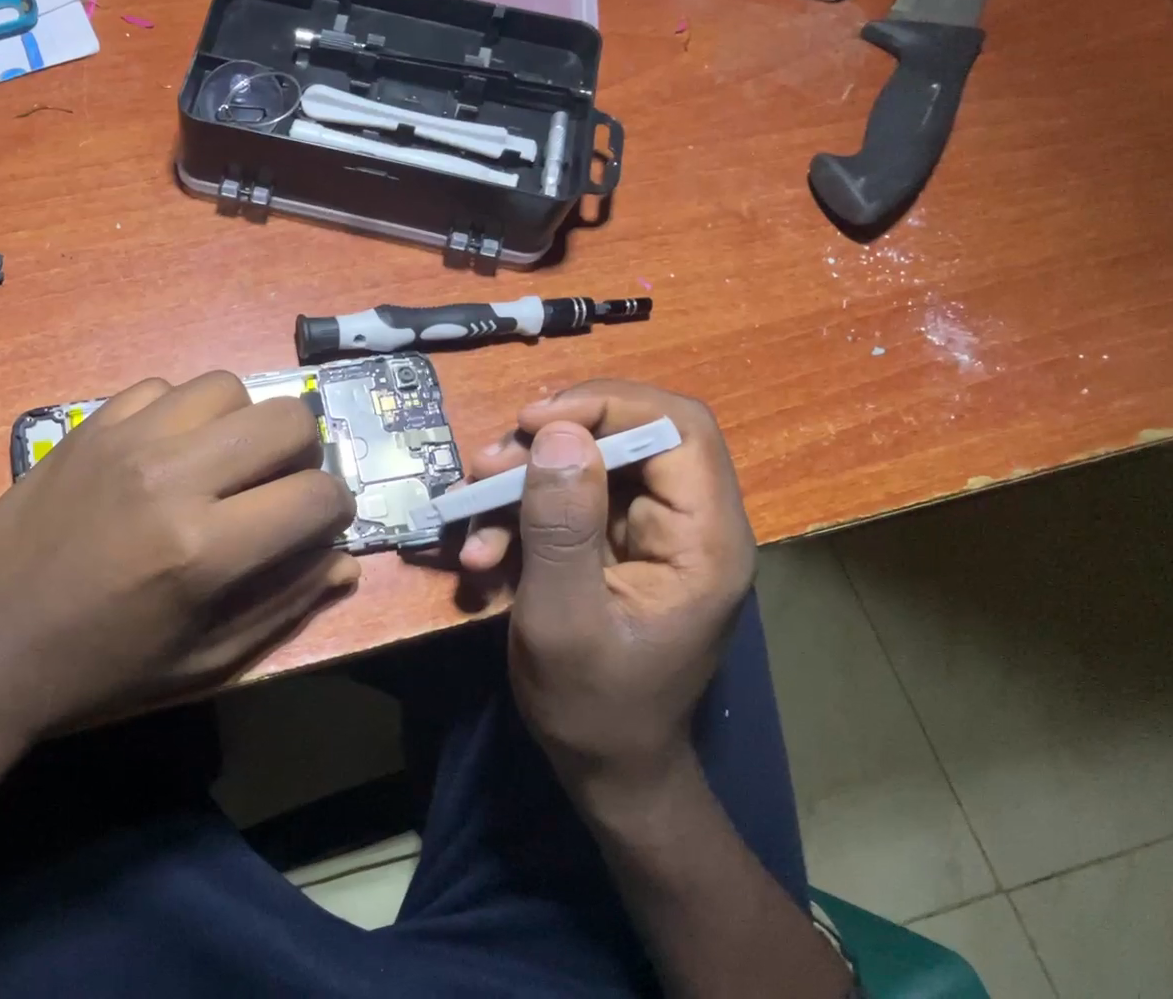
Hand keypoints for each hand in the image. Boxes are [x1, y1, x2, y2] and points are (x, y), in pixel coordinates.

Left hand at [0, 371, 357, 741]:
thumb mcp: (203, 660)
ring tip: (219, 470)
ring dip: (242, 427)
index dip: (335, 513)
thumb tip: (346, 561)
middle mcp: (172, 476)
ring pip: (226, 388)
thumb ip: (285, 605)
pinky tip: (163, 459)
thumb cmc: (100, 672)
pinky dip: (181, 417)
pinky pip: (162, 389)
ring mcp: (125, 441)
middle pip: (287, 418)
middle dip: (302, 457)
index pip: (318, 495)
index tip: (317, 529)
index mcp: (206, 549)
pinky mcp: (86, 427)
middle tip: (275, 494)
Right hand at [460, 381, 755, 798]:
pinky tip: (481, 555)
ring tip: (469, 515)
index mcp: (703, 541)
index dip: (607, 404)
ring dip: (522, 484)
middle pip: (628, 439)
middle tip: (485, 467)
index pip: (678, 429)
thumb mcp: (562, 619)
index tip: (532, 422)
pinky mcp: (613, 552)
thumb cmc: (592, 706)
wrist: (605, 768)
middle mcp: (686, 526)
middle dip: (548, 445)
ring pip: (588, 469)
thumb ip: (560, 527)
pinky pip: (567, 508)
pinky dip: (519, 519)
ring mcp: (648, 539)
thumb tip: (557, 432)